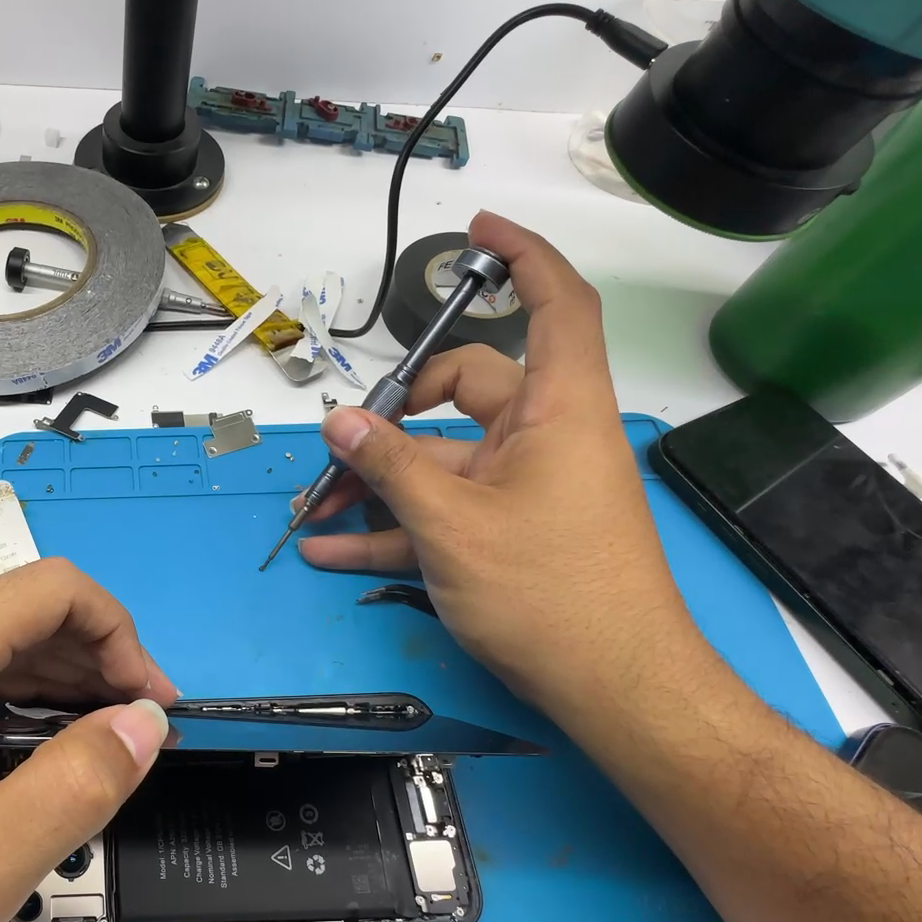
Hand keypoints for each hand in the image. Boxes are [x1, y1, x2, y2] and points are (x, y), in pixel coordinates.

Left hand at [0, 560, 176, 921]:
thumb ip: (85, 779)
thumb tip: (144, 722)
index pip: (53, 590)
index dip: (120, 634)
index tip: (150, 700)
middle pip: (27, 606)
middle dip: (96, 657)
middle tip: (139, 725)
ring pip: (1, 630)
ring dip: (64, 673)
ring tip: (107, 733)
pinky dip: (21, 686)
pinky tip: (52, 729)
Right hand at [297, 212, 697, 716]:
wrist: (610, 689)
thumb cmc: (547, 592)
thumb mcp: (451, 524)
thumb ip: (390, 466)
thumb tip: (338, 421)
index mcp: (555, 412)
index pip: (554, 307)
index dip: (521, 258)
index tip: (476, 233)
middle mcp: (539, 438)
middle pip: (461, 393)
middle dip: (390, 418)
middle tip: (337, 447)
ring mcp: (518, 490)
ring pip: (436, 464)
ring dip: (374, 486)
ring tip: (311, 512)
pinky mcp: (502, 534)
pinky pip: (438, 515)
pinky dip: (388, 530)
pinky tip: (330, 550)